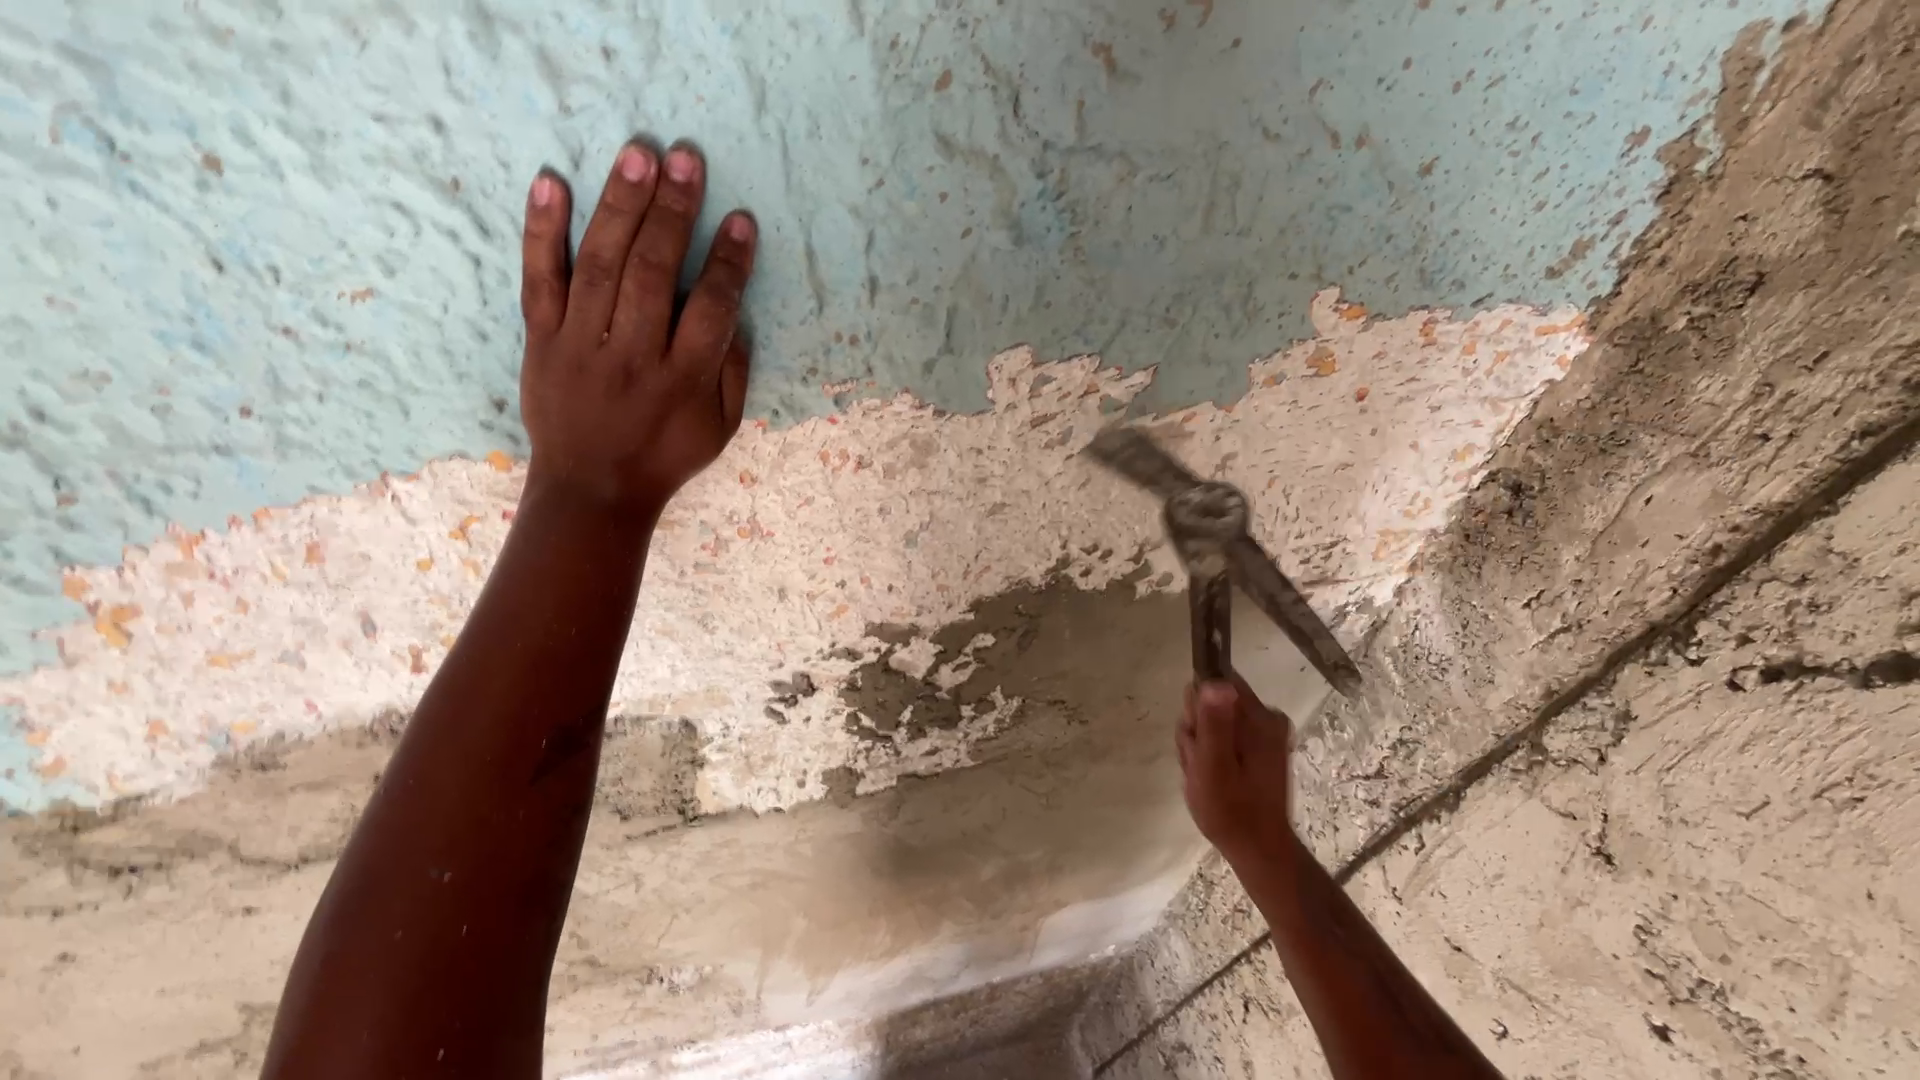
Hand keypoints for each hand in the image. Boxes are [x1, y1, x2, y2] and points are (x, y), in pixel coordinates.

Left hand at [517, 142, 755, 514]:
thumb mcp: (721, 427)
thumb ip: (733, 371)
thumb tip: (735, 314)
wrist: (592, 489)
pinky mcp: (542, 340)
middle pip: (655, 272)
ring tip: (638, 156)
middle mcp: (633, 355)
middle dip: (674, 212)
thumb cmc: (665, 455)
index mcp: (684, 379)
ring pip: (601, 265)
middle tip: (686, 159)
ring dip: (621, 206)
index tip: (741, 220)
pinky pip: (540, 280)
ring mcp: (581, 345)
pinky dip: (542, 231)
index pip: (713, 308)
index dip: (729, 262)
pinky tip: (551, 183)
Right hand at [1177, 677, 1297, 861]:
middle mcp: (1267, 718)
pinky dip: (1210, 755)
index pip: (1216, 682)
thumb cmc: (1232, 810)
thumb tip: (1214, 681)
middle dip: (1197, 731)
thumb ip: (1213, 723)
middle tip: (1199, 764)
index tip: (1197, 739)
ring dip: (1200, 746)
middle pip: (1212, 701)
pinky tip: (1211, 778)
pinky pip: (1222, 736)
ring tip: (1204, 776)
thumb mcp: (1214, 766)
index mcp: (1260, 718)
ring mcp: (1264, 733)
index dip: (1198, 709)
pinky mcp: (1259, 747)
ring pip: (1213, 720)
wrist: (1257, 848)